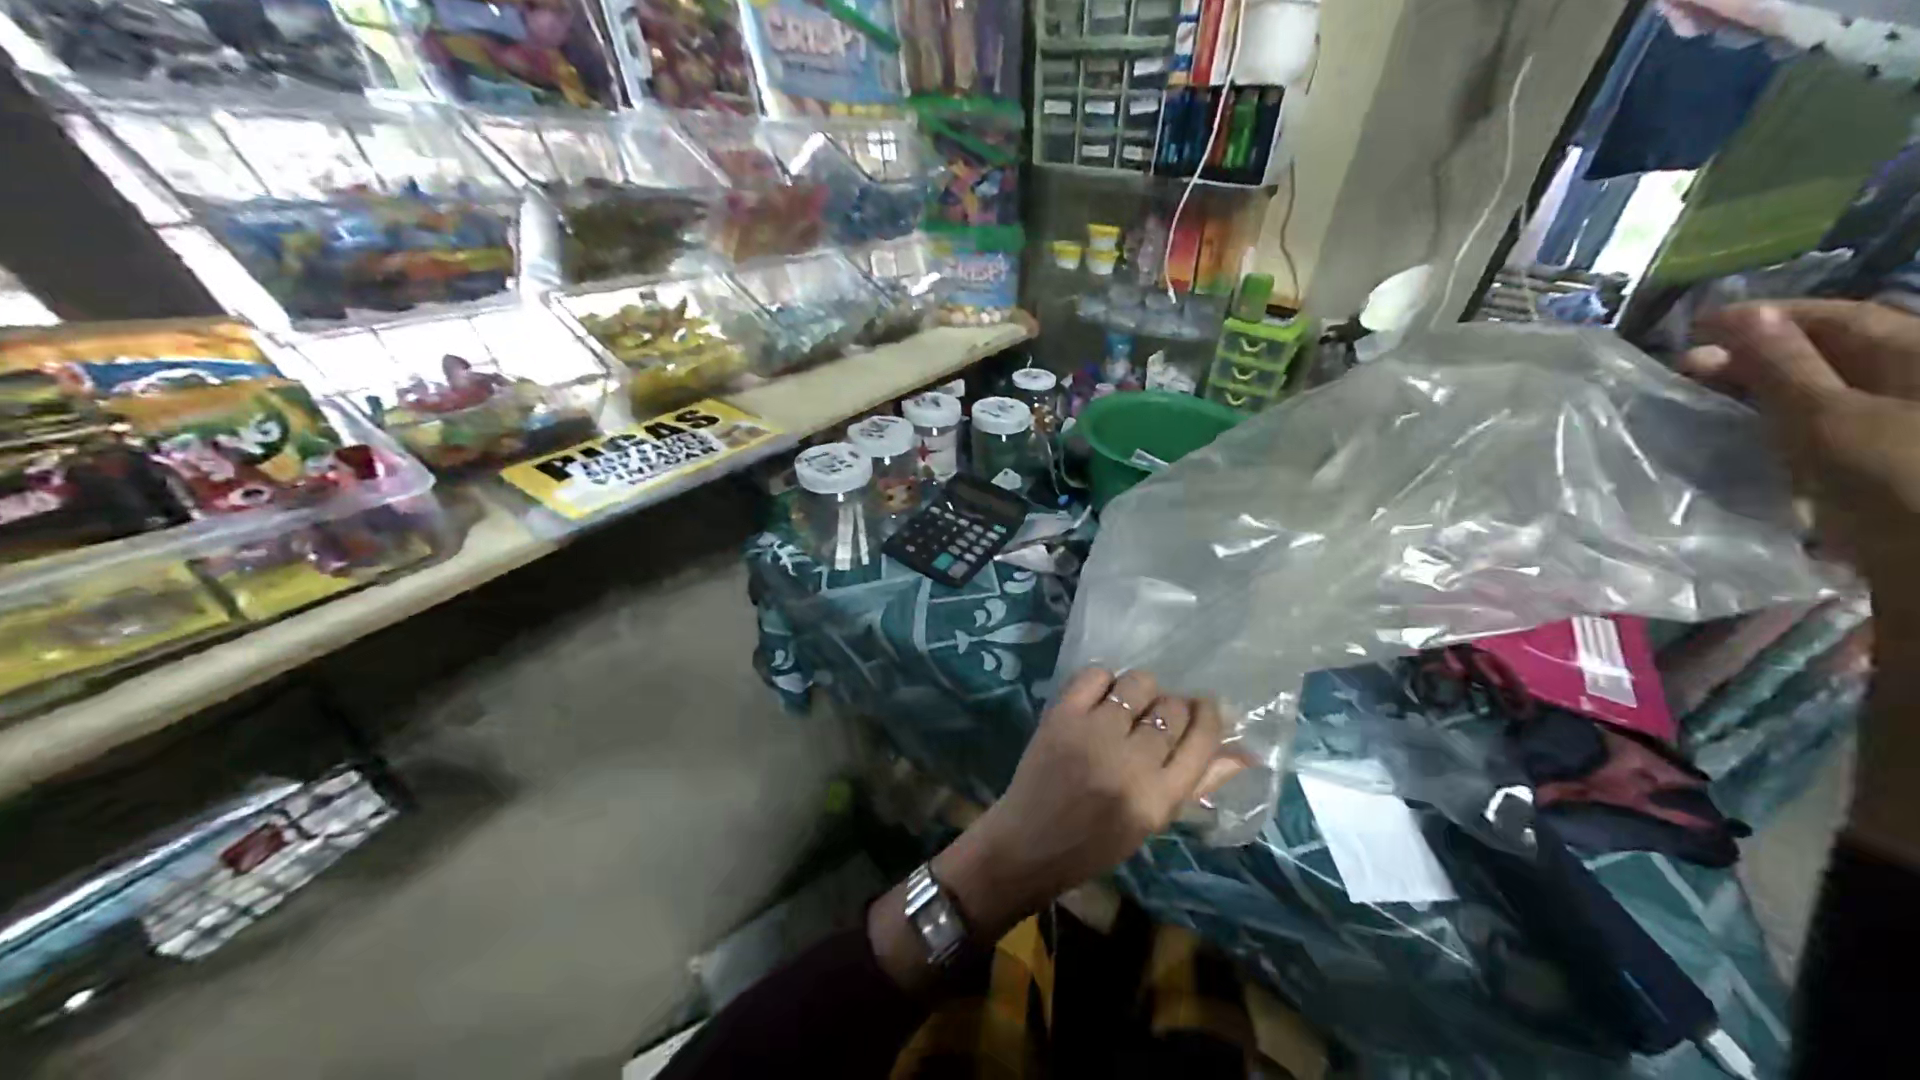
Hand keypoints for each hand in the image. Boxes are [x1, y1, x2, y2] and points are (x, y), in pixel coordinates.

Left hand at [868, 668, 1228, 989]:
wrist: (1030, 843)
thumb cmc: (1096, 842)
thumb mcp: (1153, 821)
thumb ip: (1197, 783)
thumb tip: (1245, 753)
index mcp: (1159, 797)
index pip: (1203, 739)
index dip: (1209, 716)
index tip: (1206, 707)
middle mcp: (1131, 762)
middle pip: (1171, 709)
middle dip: (1172, 708)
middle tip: (1157, 717)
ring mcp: (1094, 735)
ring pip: (1137, 685)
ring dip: (1140, 691)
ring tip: (1129, 706)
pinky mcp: (1061, 717)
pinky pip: (1095, 675)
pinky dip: (1103, 680)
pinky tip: (1101, 697)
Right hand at [1686, 300, 1919, 627]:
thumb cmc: (1893, 477)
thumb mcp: (1828, 418)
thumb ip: (1783, 365)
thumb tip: (1740, 314)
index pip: (1838, 317)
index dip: (1769, 315)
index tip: (1700, 324)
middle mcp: (1910, 379)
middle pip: (1828, 351)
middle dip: (1757, 352)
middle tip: (1689, 364)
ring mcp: (1890, 418)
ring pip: (1817, 386)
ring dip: (1758, 385)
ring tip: (1703, 392)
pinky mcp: (1869, 452)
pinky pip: (1815, 419)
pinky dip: (1773, 414)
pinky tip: (1737, 423)